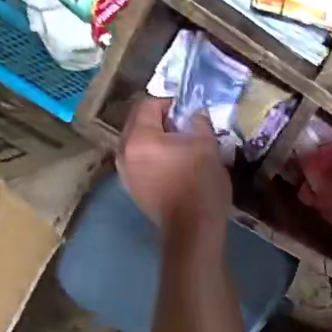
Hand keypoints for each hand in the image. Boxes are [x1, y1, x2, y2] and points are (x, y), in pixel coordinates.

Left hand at [119, 98, 230, 235]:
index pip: (148, 105)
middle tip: (185, 127)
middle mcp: (124, 152)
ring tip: (179, 147)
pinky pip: (139, 161)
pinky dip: (153, 157)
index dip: (170, 102)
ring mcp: (125, 173)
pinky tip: (172, 166)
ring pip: (137, 143)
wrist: (192, 229)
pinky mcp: (132, 188)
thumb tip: (193, 117)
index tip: (189, 111)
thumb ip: (197, 123)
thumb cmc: (200, 184)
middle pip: (138, 123)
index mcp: (139, 137)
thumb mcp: (207, 146)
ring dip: (156, 139)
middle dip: (160, 120)